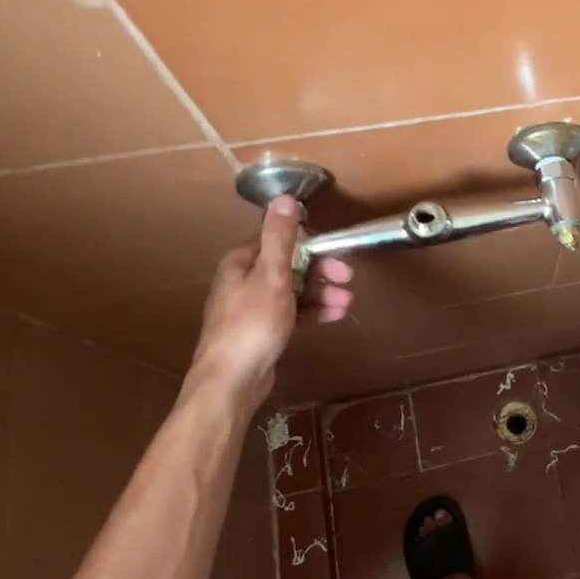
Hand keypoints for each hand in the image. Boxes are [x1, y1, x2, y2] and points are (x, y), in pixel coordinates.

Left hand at [185, 195, 353, 408]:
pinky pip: (292, 312)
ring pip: (293, 290)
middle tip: (348, 277)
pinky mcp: (262, 330)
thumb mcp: (271, 276)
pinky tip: (334, 316)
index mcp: (242, 261)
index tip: (336, 249)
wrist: (231, 381)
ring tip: (347, 302)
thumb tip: (285, 197)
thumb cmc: (252, 324)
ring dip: (321, 292)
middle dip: (321, 270)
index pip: (279, 238)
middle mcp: (244, 280)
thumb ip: (281, 238)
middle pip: (289, 264)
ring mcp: (252, 307)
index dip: (310, 241)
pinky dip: (312, 311)